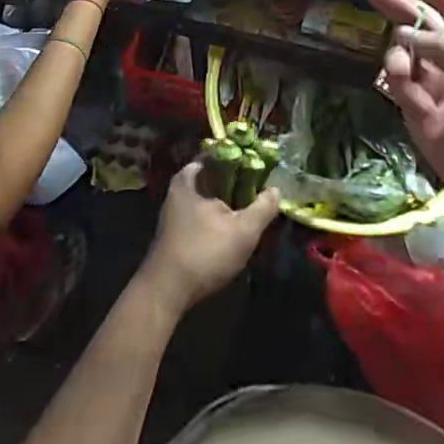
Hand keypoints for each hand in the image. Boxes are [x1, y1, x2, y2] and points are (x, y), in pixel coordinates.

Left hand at [137, 161, 280, 312]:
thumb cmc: (205, 252)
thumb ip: (262, 207)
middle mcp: (180, 187)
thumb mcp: (243, 231)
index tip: (265, 167)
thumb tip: (275, 189)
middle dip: (240, 182)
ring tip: (255, 209)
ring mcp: (177, 207)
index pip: (220, 154)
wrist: (168, 288)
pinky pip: (204, 210)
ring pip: (211, 195)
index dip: (243, 158)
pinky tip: (236, 228)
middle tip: (263, 191)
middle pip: (217, 176)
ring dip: (231, 201)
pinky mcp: (179, 226)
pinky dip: (220, 214)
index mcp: (190, 177)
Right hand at [367, 0, 443, 215]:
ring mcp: (432, 85)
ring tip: (399, 72)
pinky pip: (397, 86)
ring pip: (403, 56)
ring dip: (398, 58)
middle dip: (399, 10)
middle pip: (421, 27)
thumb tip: (401, 32)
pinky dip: (398, 85)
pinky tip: (406, 94)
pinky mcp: (413, 109)